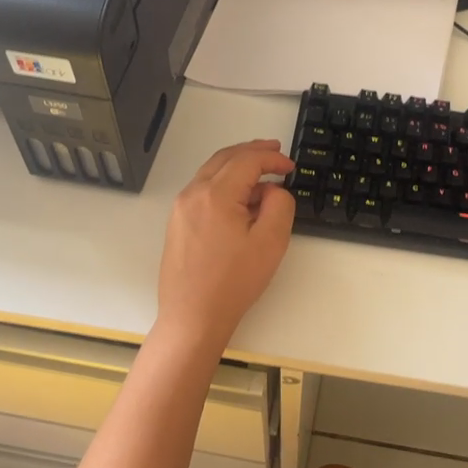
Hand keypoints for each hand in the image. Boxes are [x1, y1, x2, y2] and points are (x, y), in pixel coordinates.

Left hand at [156, 140, 296, 345]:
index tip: (290, 167)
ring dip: (237, 165)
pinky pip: (202, 190)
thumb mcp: (270, 242)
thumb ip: (279, 206)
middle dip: (252, 151)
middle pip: (225, 158)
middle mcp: (193, 194)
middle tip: (275, 151)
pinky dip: (223, 182)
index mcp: (215, 194)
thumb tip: (272, 190)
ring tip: (260, 172)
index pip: (247, 161)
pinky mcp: (177, 224)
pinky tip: (239, 197)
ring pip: (211, 172)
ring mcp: (181, 208)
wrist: (192, 316)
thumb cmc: (233, 282)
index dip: (272, 158)